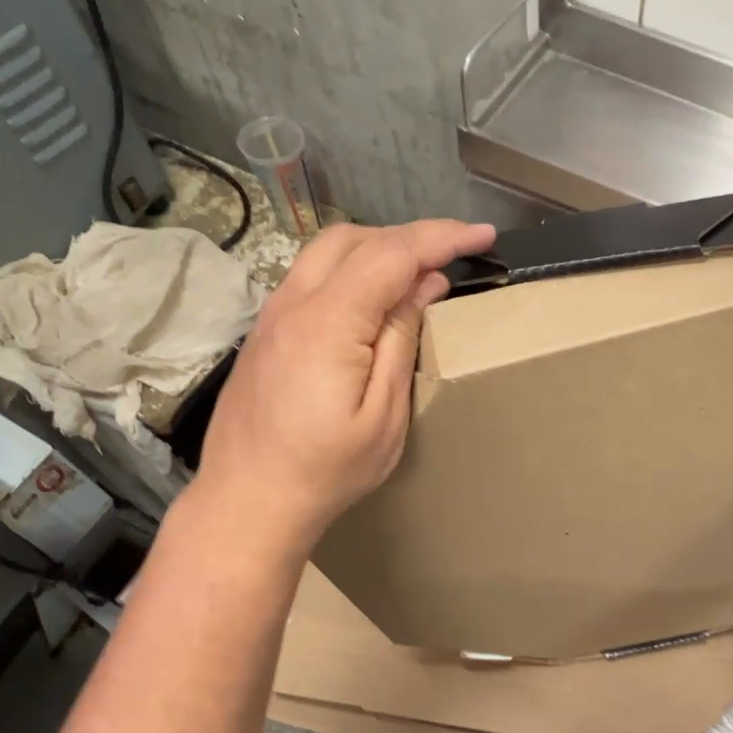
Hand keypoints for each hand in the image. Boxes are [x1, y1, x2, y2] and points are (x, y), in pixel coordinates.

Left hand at [196, 219, 496, 532]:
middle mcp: (294, 303)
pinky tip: (374, 297)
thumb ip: (401, 341)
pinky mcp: (266, 330)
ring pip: (327, 252)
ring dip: (378, 248)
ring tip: (419, 270)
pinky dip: (352, 269)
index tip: (484, 234)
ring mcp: (273, 314)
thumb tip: (423, 285)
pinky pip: (312, 276)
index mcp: (329, 322)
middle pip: (355, 238)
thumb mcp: (383, 416)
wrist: (249, 498)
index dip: (441, 237)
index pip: (392, 253)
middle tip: (455, 252)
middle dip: (410, 235)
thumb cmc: (326, 470)